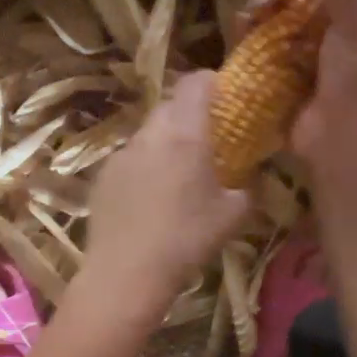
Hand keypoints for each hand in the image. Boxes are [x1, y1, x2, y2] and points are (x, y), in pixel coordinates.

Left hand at [82, 71, 250, 305]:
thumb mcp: (234, 215)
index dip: (211, 82)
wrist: (126, 274)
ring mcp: (120, 155)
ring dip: (163, 143)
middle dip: (188, 115)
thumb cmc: (187, 240)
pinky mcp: (101, 178)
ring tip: (176, 174)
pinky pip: (128, 161)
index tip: (224, 95)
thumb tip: (255, 177)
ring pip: (146, 135)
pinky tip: (148, 199)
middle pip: (169, 107)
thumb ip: (249, 187)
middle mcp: (149, 134)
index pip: (195, 83)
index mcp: (185, 133)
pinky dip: (142, 168)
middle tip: (205, 139)